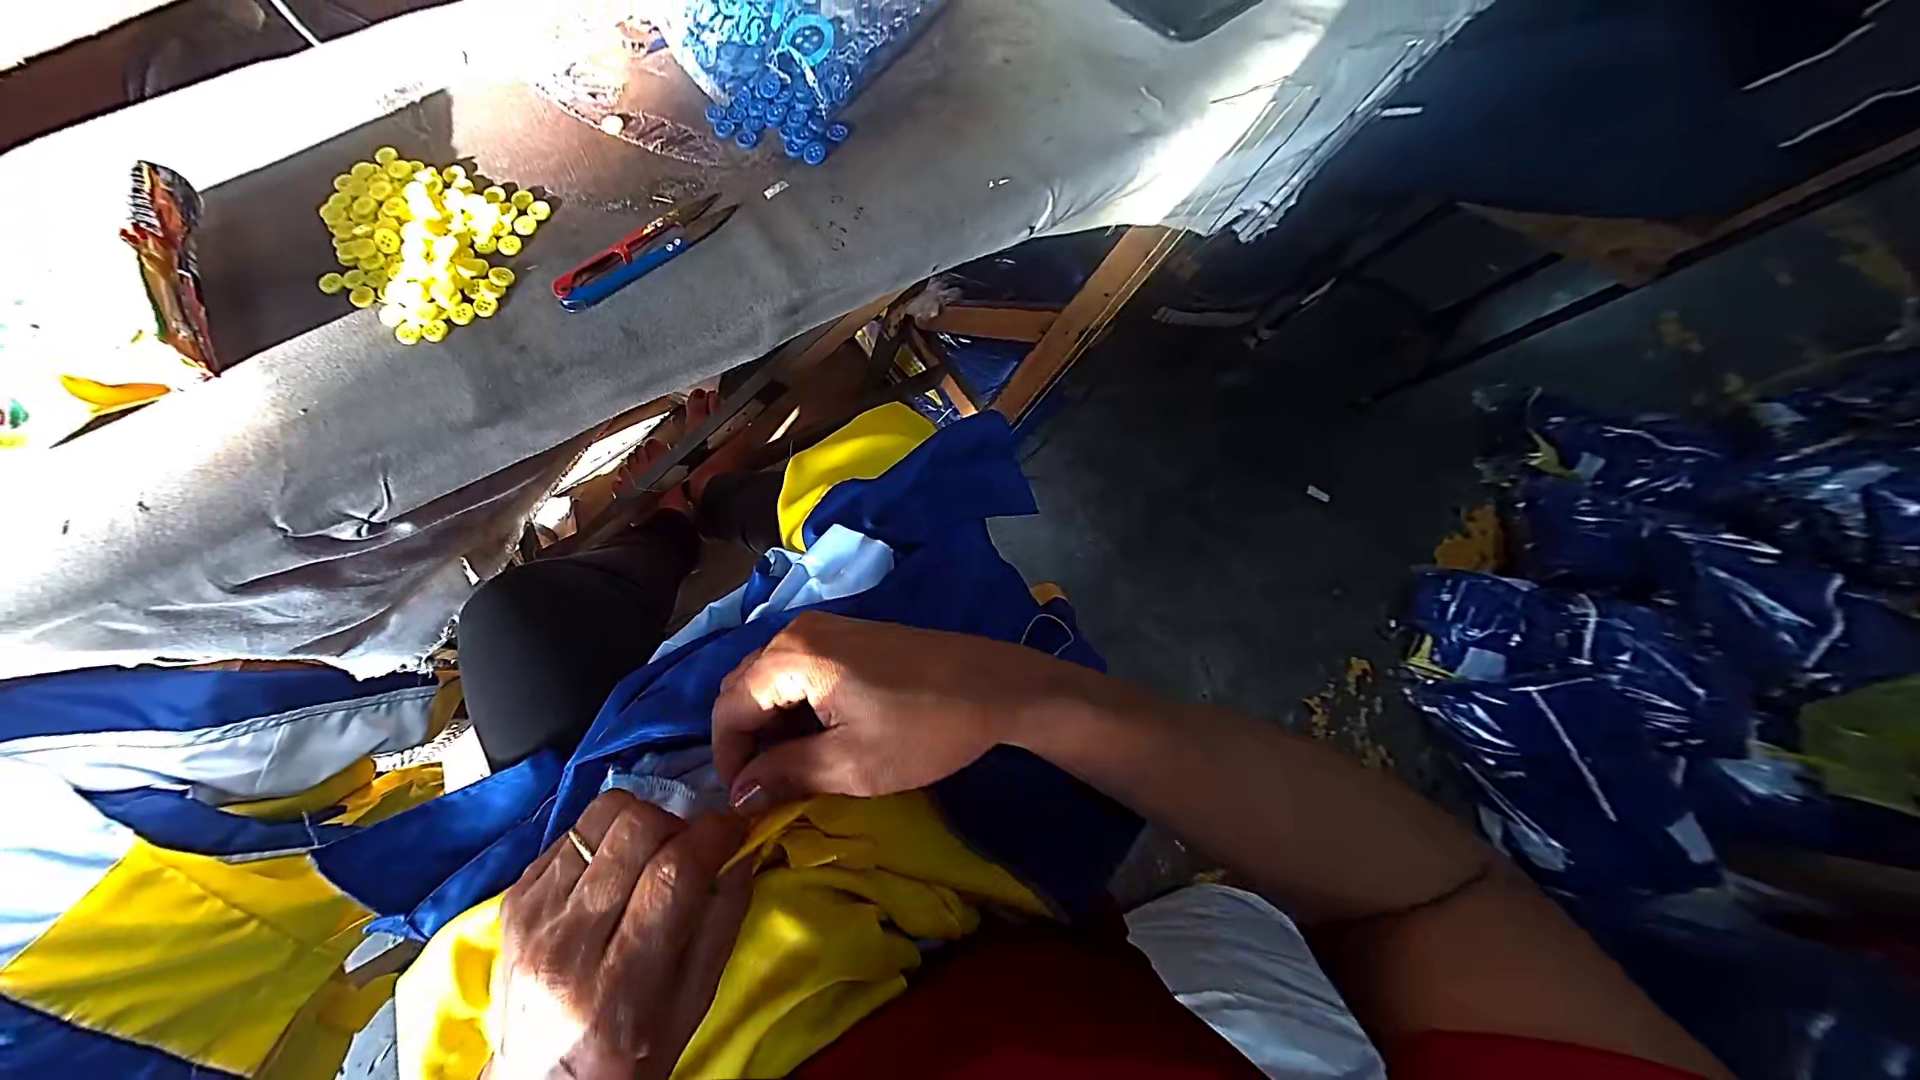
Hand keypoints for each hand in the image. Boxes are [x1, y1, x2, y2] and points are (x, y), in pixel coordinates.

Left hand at [492, 791, 749, 1079]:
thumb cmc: (635, 1045)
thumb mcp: (697, 994)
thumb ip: (726, 911)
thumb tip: (743, 840)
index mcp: (620, 982)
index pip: (674, 873)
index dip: (715, 834)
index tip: (734, 829)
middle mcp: (566, 945)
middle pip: (636, 829)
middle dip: (678, 823)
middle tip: (688, 846)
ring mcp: (532, 917)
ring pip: (603, 814)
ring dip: (642, 821)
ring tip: (651, 853)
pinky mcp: (513, 898)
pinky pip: (575, 831)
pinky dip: (606, 837)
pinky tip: (613, 871)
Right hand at [711, 612, 1088, 812]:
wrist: (995, 685)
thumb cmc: (924, 727)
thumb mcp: (850, 764)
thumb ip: (784, 775)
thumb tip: (737, 793)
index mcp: (793, 655)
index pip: (728, 708)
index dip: (729, 759)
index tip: (746, 801)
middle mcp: (801, 630)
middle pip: (746, 687)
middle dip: (750, 740)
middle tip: (773, 786)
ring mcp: (830, 628)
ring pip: (774, 679)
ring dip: (776, 724)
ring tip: (801, 767)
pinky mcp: (854, 635)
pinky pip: (804, 670)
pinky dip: (801, 705)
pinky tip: (827, 735)